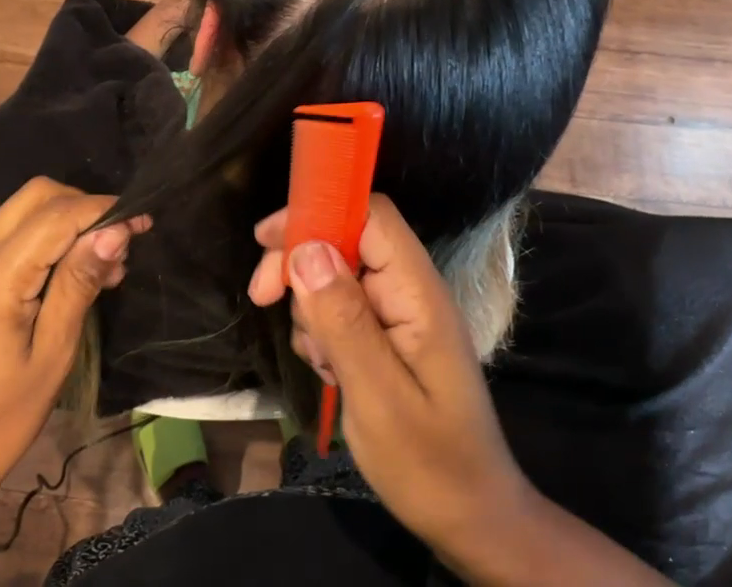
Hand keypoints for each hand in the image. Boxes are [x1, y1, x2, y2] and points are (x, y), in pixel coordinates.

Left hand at [0, 177, 145, 482]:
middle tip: (121, 245)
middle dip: (85, 207)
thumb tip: (115, 230)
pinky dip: (49, 233)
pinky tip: (76, 269)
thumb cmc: (6, 411)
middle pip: (39, 194)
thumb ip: (80, 282)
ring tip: (105, 265)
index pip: (58, 214)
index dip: (105, 210)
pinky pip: (15, 229)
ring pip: (26, 207)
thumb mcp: (54, 350)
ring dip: (69, 219)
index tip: (145, 222)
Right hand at [247, 196, 522, 548]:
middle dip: (299, 265)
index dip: (318, 213)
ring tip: (324, 364)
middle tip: (262, 300)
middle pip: (344, 241)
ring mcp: (400, 316)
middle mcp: (410, 293)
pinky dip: (322, 334)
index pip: (371, 216)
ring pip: (335, 278)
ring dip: (311, 310)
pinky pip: (340, 312)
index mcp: (418, 294)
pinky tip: (331, 372)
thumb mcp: (378, 395)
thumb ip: (343, 320)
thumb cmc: (429, 463)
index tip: (267, 242)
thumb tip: (306, 251)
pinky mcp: (389, 339)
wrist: (469, 519)